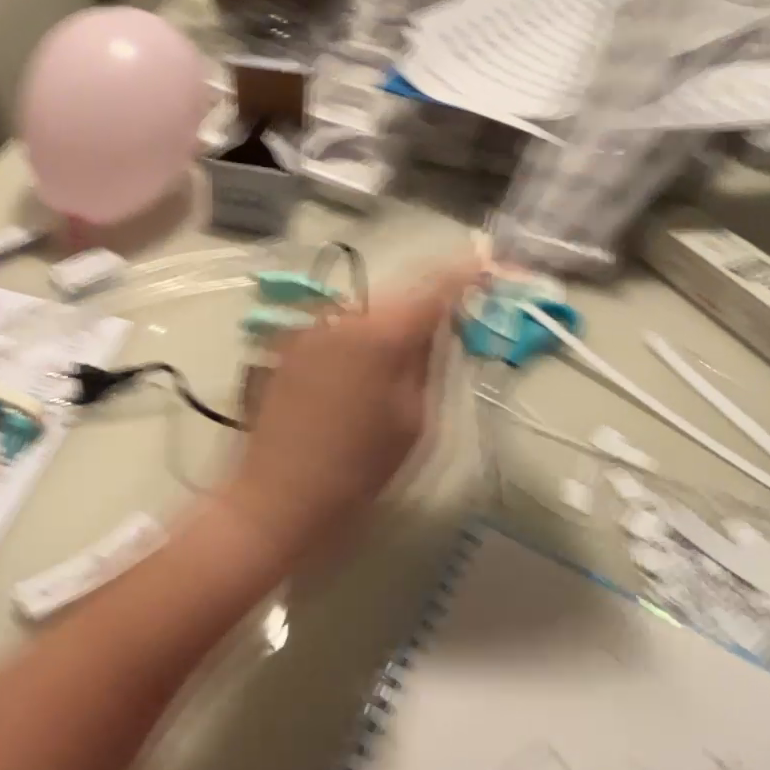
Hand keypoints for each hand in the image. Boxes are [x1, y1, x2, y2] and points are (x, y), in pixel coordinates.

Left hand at [216, 262, 476, 563]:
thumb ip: (428, 359)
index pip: (435, 283)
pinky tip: (362, 371)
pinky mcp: (283, 346)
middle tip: (453, 323)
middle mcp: (338, 315)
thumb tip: (440, 322)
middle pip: (395, 293)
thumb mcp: (414, 420)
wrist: (276, 500)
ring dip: (387, 321)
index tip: (492, 269)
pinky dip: (356, 337)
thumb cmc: (357, 472)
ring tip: (404, 355)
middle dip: (425, 303)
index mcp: (379, 331)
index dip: (468, 272)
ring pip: (362, 310)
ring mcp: (304, 328)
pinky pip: (334, 328)